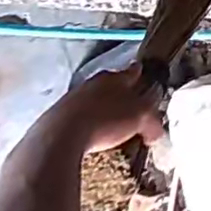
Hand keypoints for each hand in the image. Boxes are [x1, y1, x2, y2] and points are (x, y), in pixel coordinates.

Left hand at [44, 64, 165, 153]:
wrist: (57, 139)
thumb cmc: (106, 121)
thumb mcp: (140, 119)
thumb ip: (152, 121)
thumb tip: (157, 132)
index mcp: (116, 77)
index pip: (134, 71)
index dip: (141, 75)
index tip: (145, 80)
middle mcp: (93, 82)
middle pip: (110, 84)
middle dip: (119, 93)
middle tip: (127, 108)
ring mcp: (71, 98)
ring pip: (91, 99)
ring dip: (98, 108)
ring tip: (106, 126)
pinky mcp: (53, 116)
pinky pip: (74, 116)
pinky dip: (81, 123)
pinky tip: (84, 137)